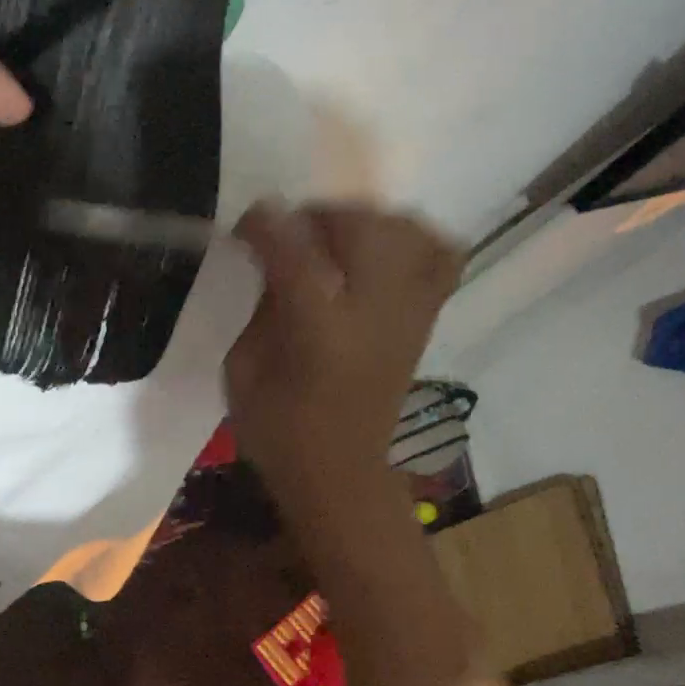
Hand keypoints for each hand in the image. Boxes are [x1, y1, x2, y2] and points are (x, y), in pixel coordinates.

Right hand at [225, 201, 462, 499]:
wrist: (338, 471)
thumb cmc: (276, 430)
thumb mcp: (243, 372)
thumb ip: (261, 310)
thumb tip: (273, 263)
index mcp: (319, 336)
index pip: (297, 257)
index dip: (268, 226)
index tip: (245, 221)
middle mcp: (375, 315)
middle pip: (362, 228)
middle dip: (319, 214)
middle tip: (288, 230)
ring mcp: (410, 313)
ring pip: (405, 230)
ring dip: (363, 220)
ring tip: (330, 238)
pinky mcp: (427, 317)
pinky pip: (440, 255)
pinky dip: (414, 238)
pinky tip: (382, 249)